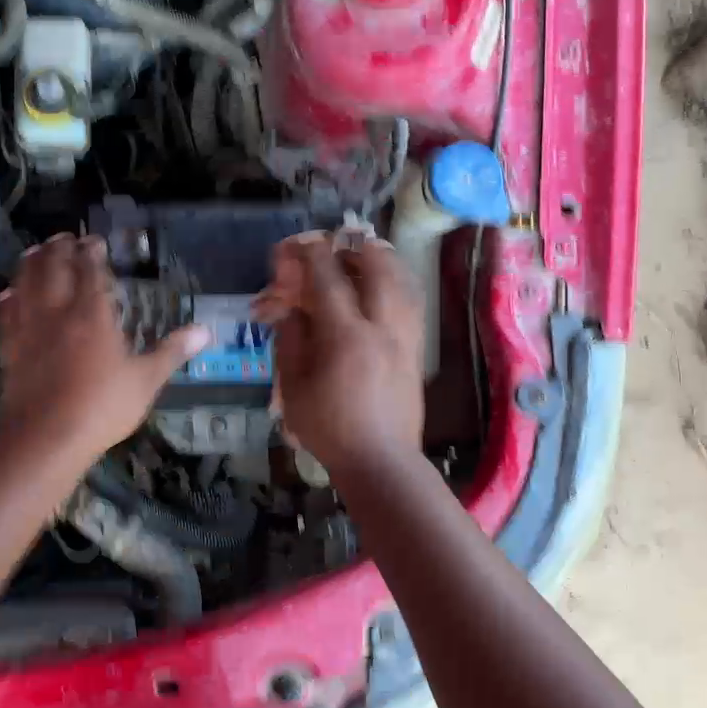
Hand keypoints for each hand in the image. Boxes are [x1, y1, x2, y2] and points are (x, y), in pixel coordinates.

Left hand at [0, 234, 208, 468]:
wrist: (45, 438)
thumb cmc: (101, 408)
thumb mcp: (145, 382)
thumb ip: (171, 352)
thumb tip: (204, 331)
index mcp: (91, 314)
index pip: (90, 270)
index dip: (92, 252)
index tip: (94, 241)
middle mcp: (56, 311)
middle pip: (53, 267)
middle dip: (59, 248)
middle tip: (65, 239)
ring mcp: (28, 328)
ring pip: (25, 283)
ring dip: (31, 263)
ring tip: (36, 252)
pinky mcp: (9, 347)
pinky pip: (7, 313)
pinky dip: (10, 297)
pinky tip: (10, 294)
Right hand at [255, 232, 423, 474]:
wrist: (380, 461)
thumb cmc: (328, 428)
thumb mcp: (293, 386)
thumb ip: (292, 339)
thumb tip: (292, 310)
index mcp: (345, 336)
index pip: (327, 277)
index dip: (307, 254)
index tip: (291, 247)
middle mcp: (382, 327)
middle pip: (375, 266)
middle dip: (350, 247)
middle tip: (329, 246)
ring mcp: (405, 337)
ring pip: (401, 280)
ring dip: (378, 260)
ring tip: (359, 254)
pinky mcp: (416, 349)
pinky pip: (410, 301)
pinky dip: (395, 282)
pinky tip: (382, 285)